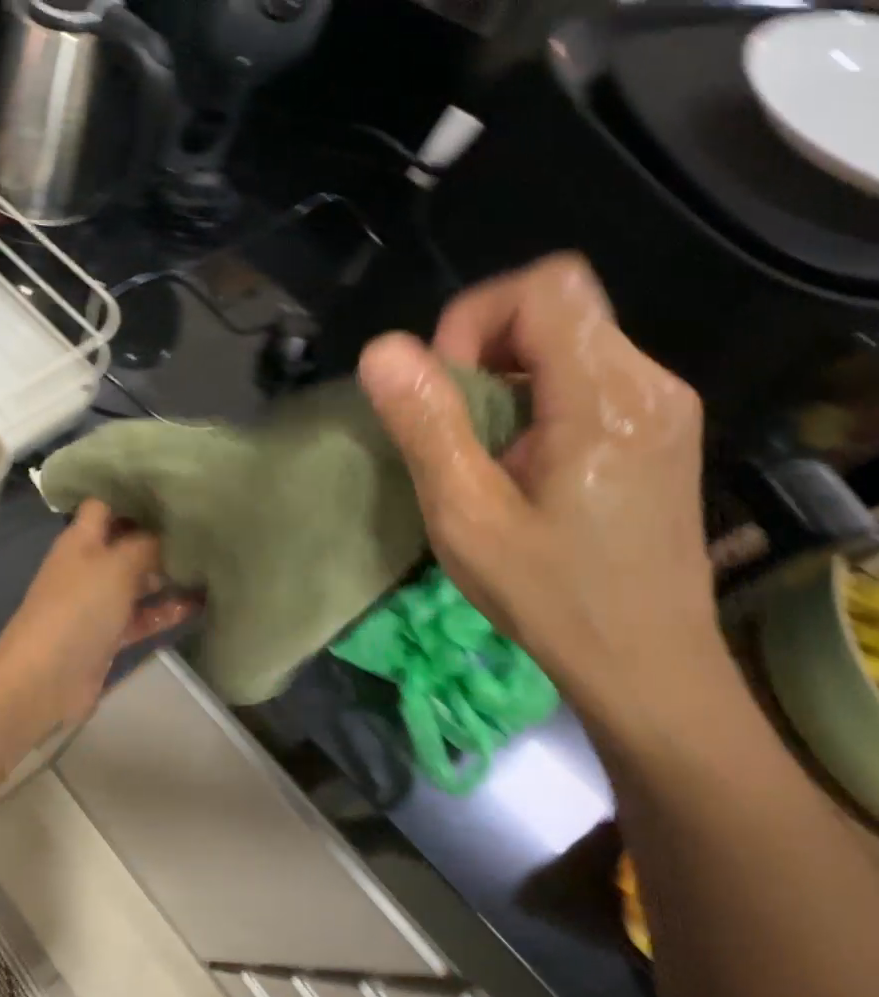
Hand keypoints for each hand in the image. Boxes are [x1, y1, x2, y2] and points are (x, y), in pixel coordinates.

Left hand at [0, 500, 195, 763]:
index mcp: (79, 540)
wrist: (45, 679)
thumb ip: (146, 545)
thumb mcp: (115, 566)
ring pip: (137, 581)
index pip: (104, 505)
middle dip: (159, 535)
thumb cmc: (77, 610)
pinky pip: (142, 616)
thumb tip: (171, 531)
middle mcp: (86, 566)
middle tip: (207, 524)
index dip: (133, 494)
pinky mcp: (107, 636)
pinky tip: (203, 603)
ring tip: (214, 561)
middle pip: (125, 542)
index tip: (174, 488)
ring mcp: (96, 603)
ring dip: (169, 574)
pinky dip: (167, 611)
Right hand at [357, 253, 720, 726]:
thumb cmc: (547, 594)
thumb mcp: (466, 515)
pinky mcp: (657, 427)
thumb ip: (427, 425)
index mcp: (606, 398)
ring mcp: (662, 404)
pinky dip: (533, 395)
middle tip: (450, 424)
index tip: (444, 385)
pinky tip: (514, 457)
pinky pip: (586, 373)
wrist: (644, 660)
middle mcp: (650, 383)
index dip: (476, 317)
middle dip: (483, 346)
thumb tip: (383, 349)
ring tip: (476, 447)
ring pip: (570, 338)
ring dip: (504, 374)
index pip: (547, 287)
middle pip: (558, 306)